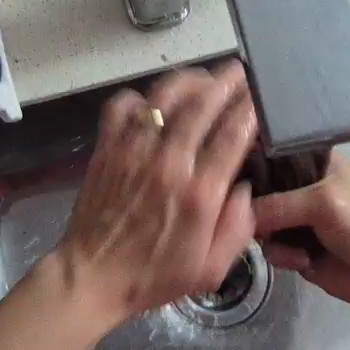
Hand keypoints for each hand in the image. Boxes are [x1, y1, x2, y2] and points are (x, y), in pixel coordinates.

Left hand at [50, 62, 259, 326]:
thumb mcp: (211, 269)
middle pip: (202, 106)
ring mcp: (134, 152)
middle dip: (225, 83)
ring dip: (189, 80)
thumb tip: (246, 187)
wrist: (91, 277)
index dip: (249, 109)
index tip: (259, 97)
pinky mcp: (107, 148)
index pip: (231, 136)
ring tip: (204, 77)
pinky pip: (122, 107)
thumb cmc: (154, 276)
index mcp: (199, 194)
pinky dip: (139, 96)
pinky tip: (152, 101)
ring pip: (164, 98)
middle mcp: (168, 164)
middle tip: (239, 72)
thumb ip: (237, 227)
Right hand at [253, 152, 349, 318]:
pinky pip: (270, 247)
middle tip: (249, 216)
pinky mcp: (293, 248)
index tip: (230, 172)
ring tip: (295, 248)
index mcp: (313, 161)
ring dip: (272, 237)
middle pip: (260, 189)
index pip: (272, 152)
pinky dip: (282, 255)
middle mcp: (301, 186)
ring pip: (259, 221)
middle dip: (254, 205)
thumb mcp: (323, 202)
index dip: (251, 161)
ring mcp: (296, 218)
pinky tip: (303, 261)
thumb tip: (237, 212)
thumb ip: (278, 203)